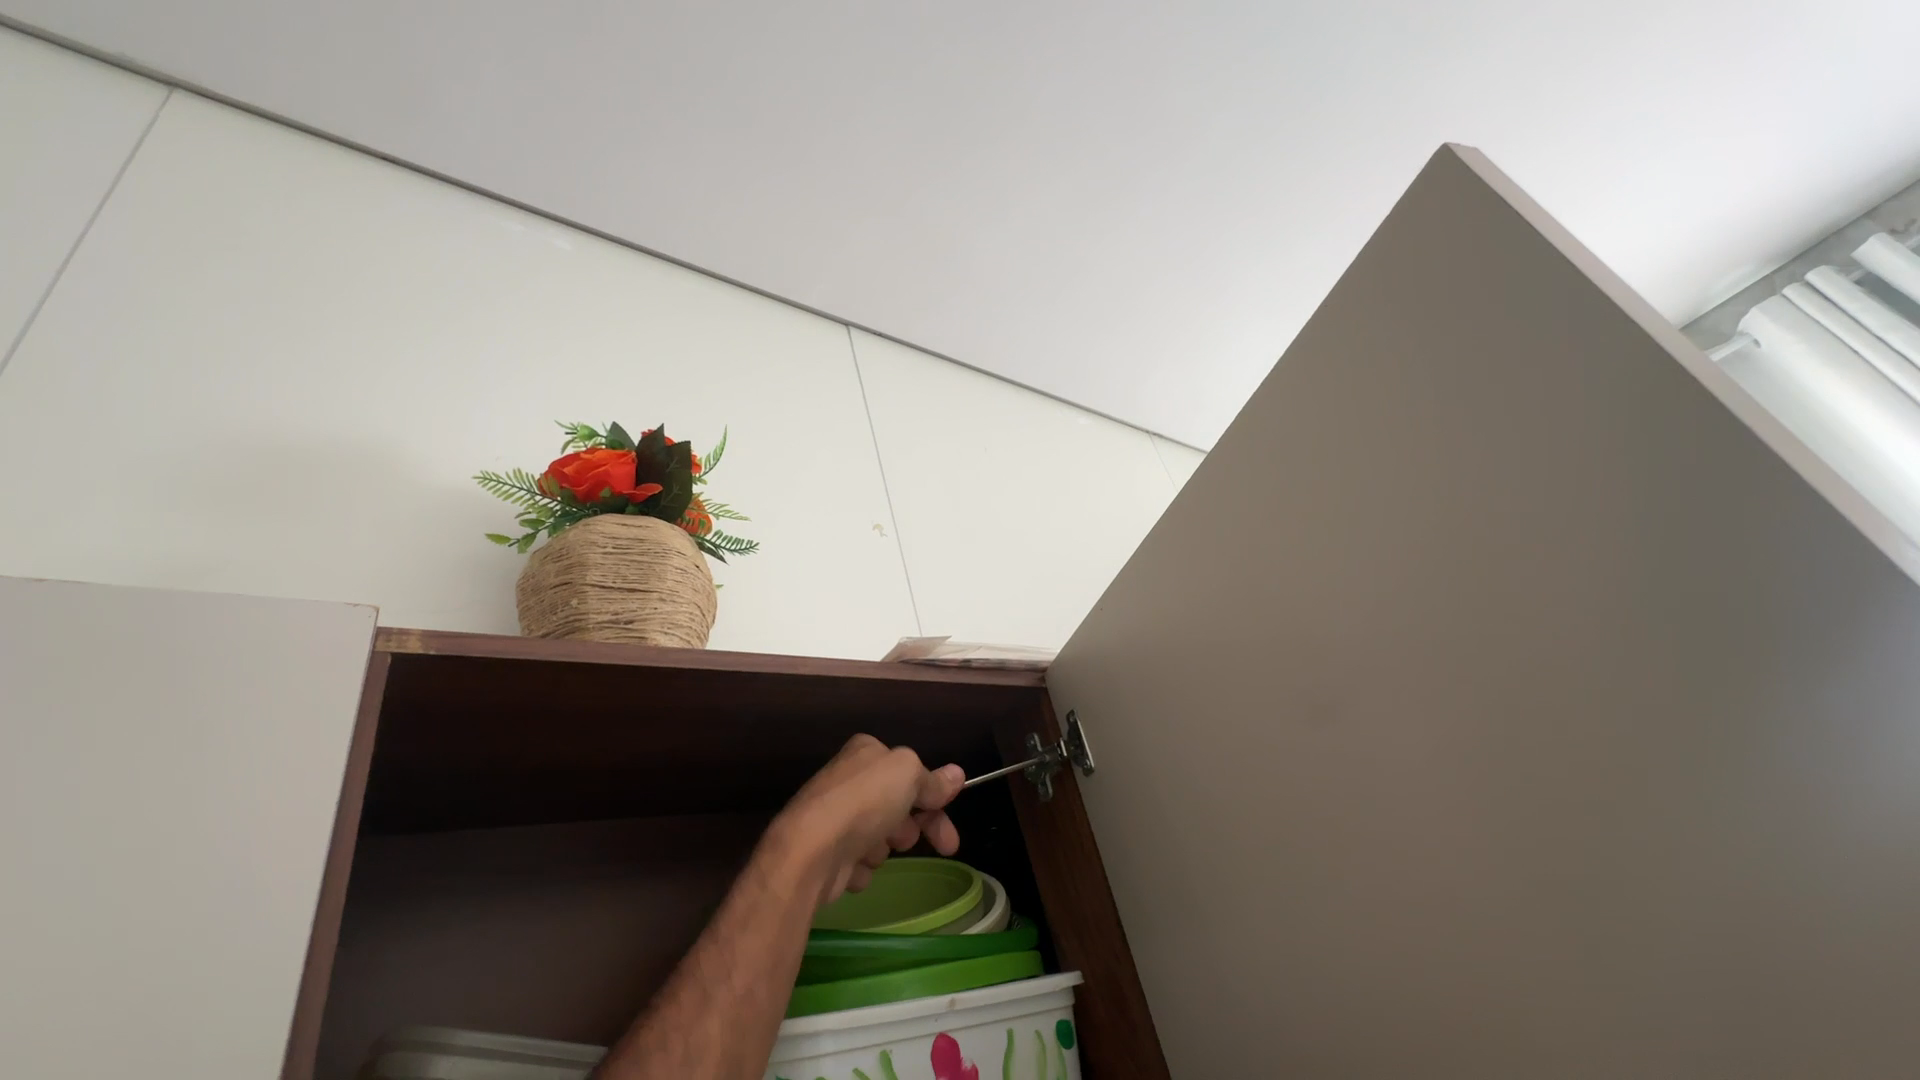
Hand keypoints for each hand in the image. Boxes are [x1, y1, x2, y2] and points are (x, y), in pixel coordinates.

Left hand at [772, 735, 964, 909]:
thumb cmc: (864, 802)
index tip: (948, 828)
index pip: (910, 774)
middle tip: (916, 844)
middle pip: (897, 807)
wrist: (812, 850)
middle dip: (909, 828)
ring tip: (870, 851)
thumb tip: (957, 774)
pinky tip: (853, 866)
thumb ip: (932, 779)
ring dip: (882, 848)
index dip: (934, 800)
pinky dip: (861, 867)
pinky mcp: (826, 852)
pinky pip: (858, 862)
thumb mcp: (908, 775)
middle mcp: (849, 779)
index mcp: (867, 753)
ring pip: (879, 837)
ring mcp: (835, 817)